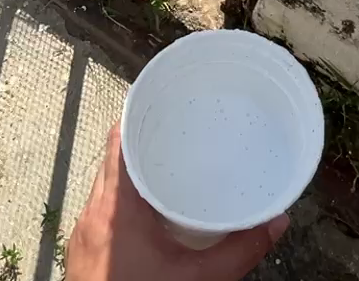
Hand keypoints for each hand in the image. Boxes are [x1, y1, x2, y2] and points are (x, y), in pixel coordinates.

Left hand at [64, 121, 289, 280]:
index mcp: (116, 207)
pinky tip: (148, 213)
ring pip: (105, 184)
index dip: (138, 114)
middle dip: (143, 141)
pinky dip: (123, 201)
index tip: (164, 103)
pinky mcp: (82, 254)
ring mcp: (83, 233)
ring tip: (167, 167)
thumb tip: (276, 222)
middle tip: (176, 132)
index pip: (118, 138)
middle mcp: (93, 213)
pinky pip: (101, 210)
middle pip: (112, 157)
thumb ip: (239, 250)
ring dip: (132, 172)